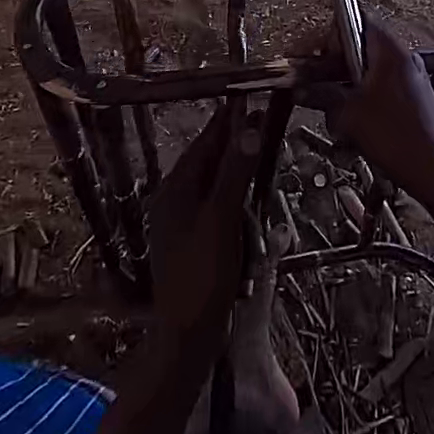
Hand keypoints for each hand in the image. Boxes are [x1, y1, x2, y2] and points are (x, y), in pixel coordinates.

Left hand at [146, 109, 259, 337]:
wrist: (187, 334)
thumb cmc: (203, 274)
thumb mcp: (222, 220)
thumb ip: (235, 174)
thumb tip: (249, 130)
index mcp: (175, 189)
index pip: (205, 145)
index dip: (227, 122)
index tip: (246, 99)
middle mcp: (173, 199)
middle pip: (208, 163)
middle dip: (234, 147)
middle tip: (260, 127)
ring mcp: (180, 221)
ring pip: (213, 186)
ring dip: (235, 178)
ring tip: (257, 161)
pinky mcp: (192, 241)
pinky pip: (215, 210)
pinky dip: (233, 205)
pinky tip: (248, 209)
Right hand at [301, 25, 433, 197]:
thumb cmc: (399, 140)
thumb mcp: (348, 114)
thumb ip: (321, 95)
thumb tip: (301, 89)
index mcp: (390, 52)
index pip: (356, 20)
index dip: (330, 35)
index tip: (313, 54)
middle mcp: (402, 60)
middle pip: (357, 47)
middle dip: (332, 66)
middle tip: (315, 83)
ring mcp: (408, 80)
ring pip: (365, 71)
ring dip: (344, 87)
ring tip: (334, 111)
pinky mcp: (409, 100)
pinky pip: (377, 89)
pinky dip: (360, 100)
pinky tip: (351, 125)